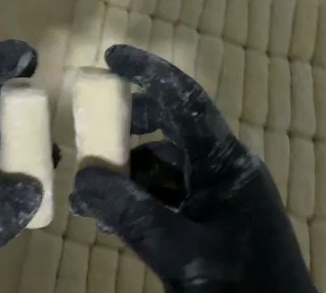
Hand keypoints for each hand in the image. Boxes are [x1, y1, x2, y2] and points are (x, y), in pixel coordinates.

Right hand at [70, 44, 314, 292]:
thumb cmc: (244, 292)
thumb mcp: (184, 257)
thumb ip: (132, 216)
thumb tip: (82, 179)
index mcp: (228, 164)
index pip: (185, 99)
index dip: (148, 71)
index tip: (109, 56)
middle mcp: (227, 171)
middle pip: (173, 128)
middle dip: (129, 127)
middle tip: (92, 131)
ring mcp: (223, 200)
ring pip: (167, 166)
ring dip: (127, 173)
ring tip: (87, 194)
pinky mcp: (217, 228)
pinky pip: (171, 197)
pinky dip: (139, 200)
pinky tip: (108, 218)